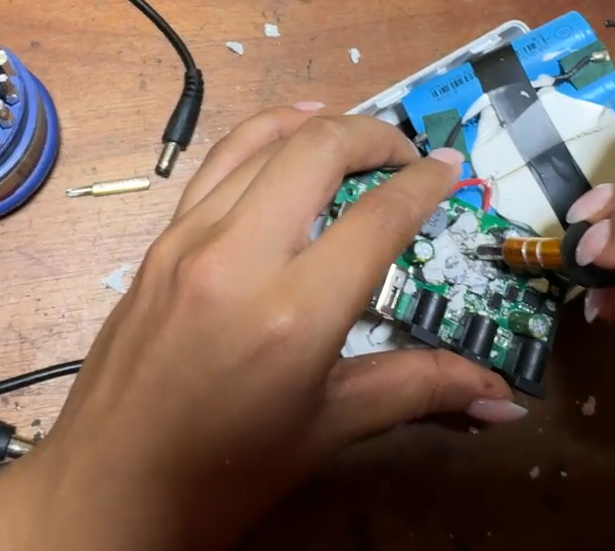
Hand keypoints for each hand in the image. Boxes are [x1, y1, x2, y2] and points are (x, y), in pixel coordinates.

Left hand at [0, 107, 525, 550]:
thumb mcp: (328, 429)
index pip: (377, 218)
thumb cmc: (226, 470)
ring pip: (263, 142)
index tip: (448, 170)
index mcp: (294, 312)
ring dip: (318, 126)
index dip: (423, 185)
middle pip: (317, 151)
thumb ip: (419, 389)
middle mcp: (240, 255)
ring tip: (356, 136)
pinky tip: (287, 129)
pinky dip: (261, 134)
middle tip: (405, 156)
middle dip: (373, 137)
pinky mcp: (161, 236)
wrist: (107, 487)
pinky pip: (218, 162)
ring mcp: (191, 236)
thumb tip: (507, 404)